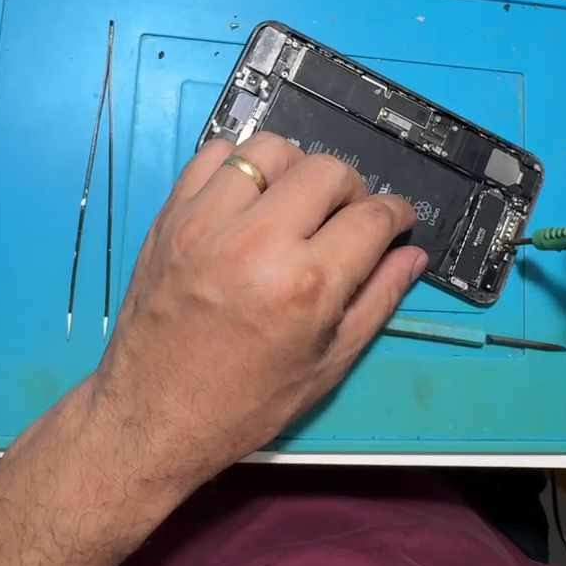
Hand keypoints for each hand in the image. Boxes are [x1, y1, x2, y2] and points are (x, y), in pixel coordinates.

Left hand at [88, 133, 425, 488]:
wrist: (152, 415)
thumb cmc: (245, 403)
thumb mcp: (327, 365)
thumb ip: (378, 301)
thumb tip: (413, 254)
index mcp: (305, 285)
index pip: (372, 217)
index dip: (397, 213)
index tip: (396, 219)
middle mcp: (257, 242)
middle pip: (327, 171)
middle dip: (352, 190)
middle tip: (344, 219)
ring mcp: (206, 222)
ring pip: (270, 149)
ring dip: (295, 170)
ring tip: (293, 205)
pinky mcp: (171, 215)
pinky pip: (213, 154)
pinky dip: (239, 165)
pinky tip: (247, 199)